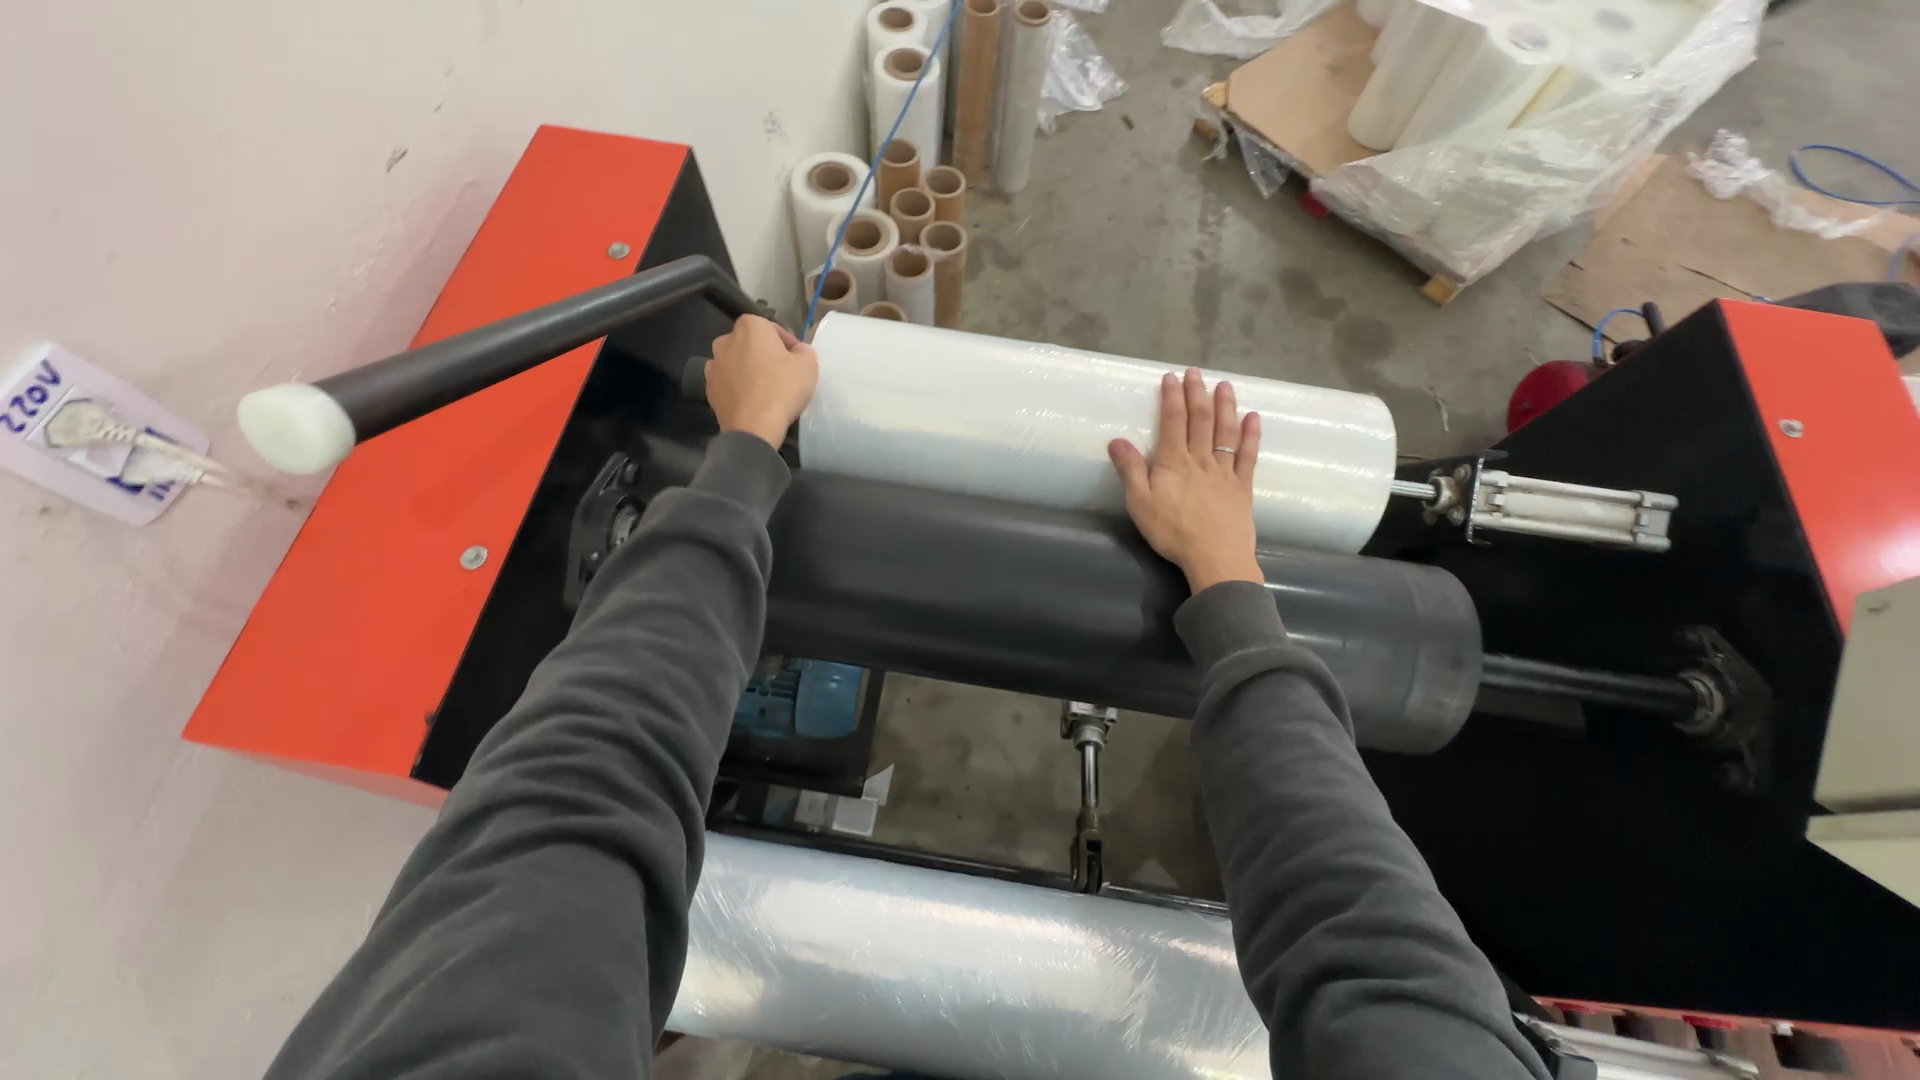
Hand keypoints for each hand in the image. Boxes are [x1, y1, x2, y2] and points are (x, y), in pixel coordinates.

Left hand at [706, 315, 818, 447]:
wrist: (753, 427)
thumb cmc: (782, 389)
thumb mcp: (808, 365)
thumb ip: (805, 350)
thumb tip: (798, 351)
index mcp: (750, 327)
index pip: (773, 328)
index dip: (788, 343)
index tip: (797, 360)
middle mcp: (726, 340)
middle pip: (751, 344)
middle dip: (764, 354)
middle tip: (781, 373)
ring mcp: (714, 365)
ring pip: (737, 362)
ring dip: (749, 370)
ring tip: (765, 389)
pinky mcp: (709, 388)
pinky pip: (728, 382)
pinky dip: (738, 387)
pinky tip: (751, 401)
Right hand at [1108, 368, 1263, 593]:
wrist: (1215, 556)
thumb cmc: (1172, 531)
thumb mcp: (1140, 503)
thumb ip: (1130, 470)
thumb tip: (1117, 440)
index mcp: (1174, 462)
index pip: (1173, 421)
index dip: (1172, 397)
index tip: (1171, 377)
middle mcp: (1200, 459)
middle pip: (1200, 420)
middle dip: (1197, 393)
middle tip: (1196, 372)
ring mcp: (1225, 471)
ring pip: (1225, 432)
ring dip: (1225, 406)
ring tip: (1225, 385)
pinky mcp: (1242, 486)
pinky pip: (1248, 455)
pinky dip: (1251, 435)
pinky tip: (1253, 418)